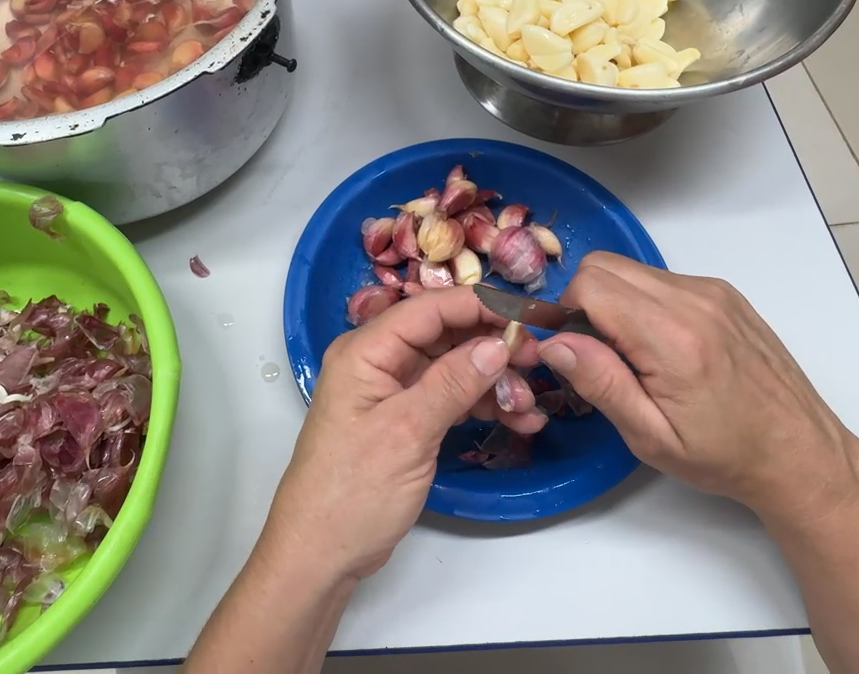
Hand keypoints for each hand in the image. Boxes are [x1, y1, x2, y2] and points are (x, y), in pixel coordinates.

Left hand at [263, 288, 542, 581]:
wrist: (320, 553)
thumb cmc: (354, 490)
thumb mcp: (408, 432)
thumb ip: (453, 383)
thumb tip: (498, 344)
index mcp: (366, 350)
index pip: (429, 309)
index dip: (479, 306)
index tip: (528, 316)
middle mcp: (378, 361)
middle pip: (444, 335)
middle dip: (492, 346)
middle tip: (538, 361)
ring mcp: (392, 391)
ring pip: (452, 368)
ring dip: (493, 381)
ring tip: (529, 406)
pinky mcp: (406, 420)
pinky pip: (449, 397)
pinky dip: (481, 405)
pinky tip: (516, 419)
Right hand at [539, 252, 858, 525]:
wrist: (803, 455)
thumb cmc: (724, 456)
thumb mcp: (651, 436)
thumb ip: (599, 382)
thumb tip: (553, 342)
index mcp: (672, 338)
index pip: (589, 285)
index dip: (568, 314)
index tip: (578, 352)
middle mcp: (692, 300)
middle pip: (602, 266)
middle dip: (584, 302)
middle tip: (601, 352)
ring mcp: (711, 291)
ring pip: (629, 268)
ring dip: (614, 301)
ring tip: (636, 353)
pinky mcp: (723, 292)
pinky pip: (659, 278)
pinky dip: (643, 301)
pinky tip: (663, 345)